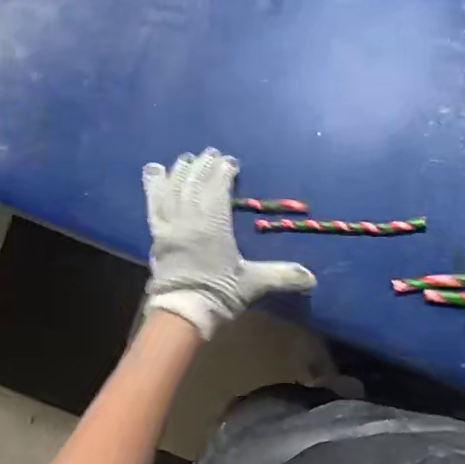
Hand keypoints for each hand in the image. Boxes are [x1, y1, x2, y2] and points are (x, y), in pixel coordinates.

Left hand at [143, 148, 315, 339]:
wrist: (183, 310)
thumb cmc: (219, 294)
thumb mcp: (254, 283)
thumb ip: (282, 275)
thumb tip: (311, 277)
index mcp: (214, 225)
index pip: (217, 189)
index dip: (223, 172)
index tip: (229, 162)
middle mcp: (190, 218)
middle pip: (194, 183)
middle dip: (203, 166)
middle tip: (209, 153)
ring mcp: (170, 224)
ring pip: (174, 188)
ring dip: (180, 171)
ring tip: (186, 159)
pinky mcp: (156, 233)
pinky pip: (153, 202)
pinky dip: (153, 185)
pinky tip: (153, 170)